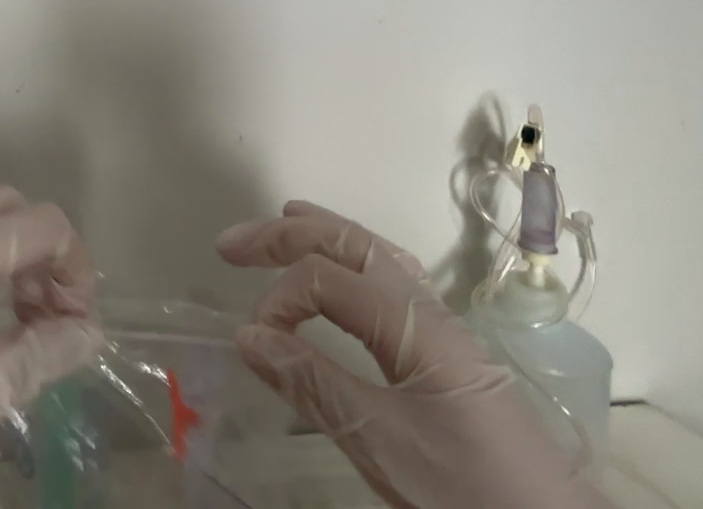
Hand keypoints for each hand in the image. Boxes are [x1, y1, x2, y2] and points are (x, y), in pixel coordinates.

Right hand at [218, 201, 612, 508]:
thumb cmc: (473, 497)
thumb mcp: (384, 446)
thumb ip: (313, 384)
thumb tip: (246, 336)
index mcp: (416, 328)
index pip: (327, 279)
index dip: (278, 299)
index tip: (254, 342)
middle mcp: (430, 312)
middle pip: (352, 245)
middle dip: (287, 235)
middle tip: (230, 245)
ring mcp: (443, 328)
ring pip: (376, 253)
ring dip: (321, 234)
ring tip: (282, 220)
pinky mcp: (447, 350)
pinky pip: (391, 279)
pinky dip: (350, 259)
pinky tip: (339, 272)